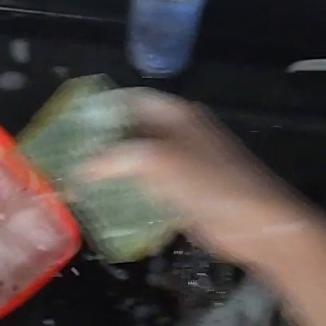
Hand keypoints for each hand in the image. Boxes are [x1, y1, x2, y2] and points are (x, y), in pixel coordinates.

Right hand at [84, 90, 321, 268]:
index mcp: (179, 116)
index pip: (132, 101)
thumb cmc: (212, 183)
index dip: (102, 109)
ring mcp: (185, 167)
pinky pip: (149, 190)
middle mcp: (180, 135)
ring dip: (113, 172)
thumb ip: (115, 159)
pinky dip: (128, 195)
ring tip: (77, 182)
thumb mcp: (158, 161)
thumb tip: (79, 169)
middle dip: (102, 144)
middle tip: (67, 157)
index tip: (71, 123)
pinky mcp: (186, 196)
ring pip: (139, 163)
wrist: (259, 224)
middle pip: (133, 132)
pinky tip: (104, 205)